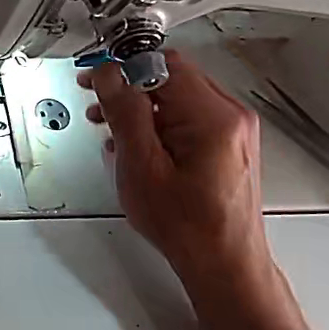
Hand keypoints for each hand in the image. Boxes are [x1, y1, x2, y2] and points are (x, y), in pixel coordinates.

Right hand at [81, 51, 271, 292]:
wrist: (224, 263)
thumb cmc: (189, 227)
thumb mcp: (141, 168)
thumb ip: (125, 114)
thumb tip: (110, 76)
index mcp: (212, 118)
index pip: (162, 66)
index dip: (122, 67)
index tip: (95, 78)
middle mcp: (230, 116)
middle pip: (171, 78)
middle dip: (129, 86)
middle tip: (97, 102)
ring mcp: (233, 130)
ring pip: (178, 96)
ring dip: (141, 105)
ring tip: (111, 126)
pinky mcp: (228, 144)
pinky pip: (188, 116)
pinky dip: (158, 121)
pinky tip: (136, 142)